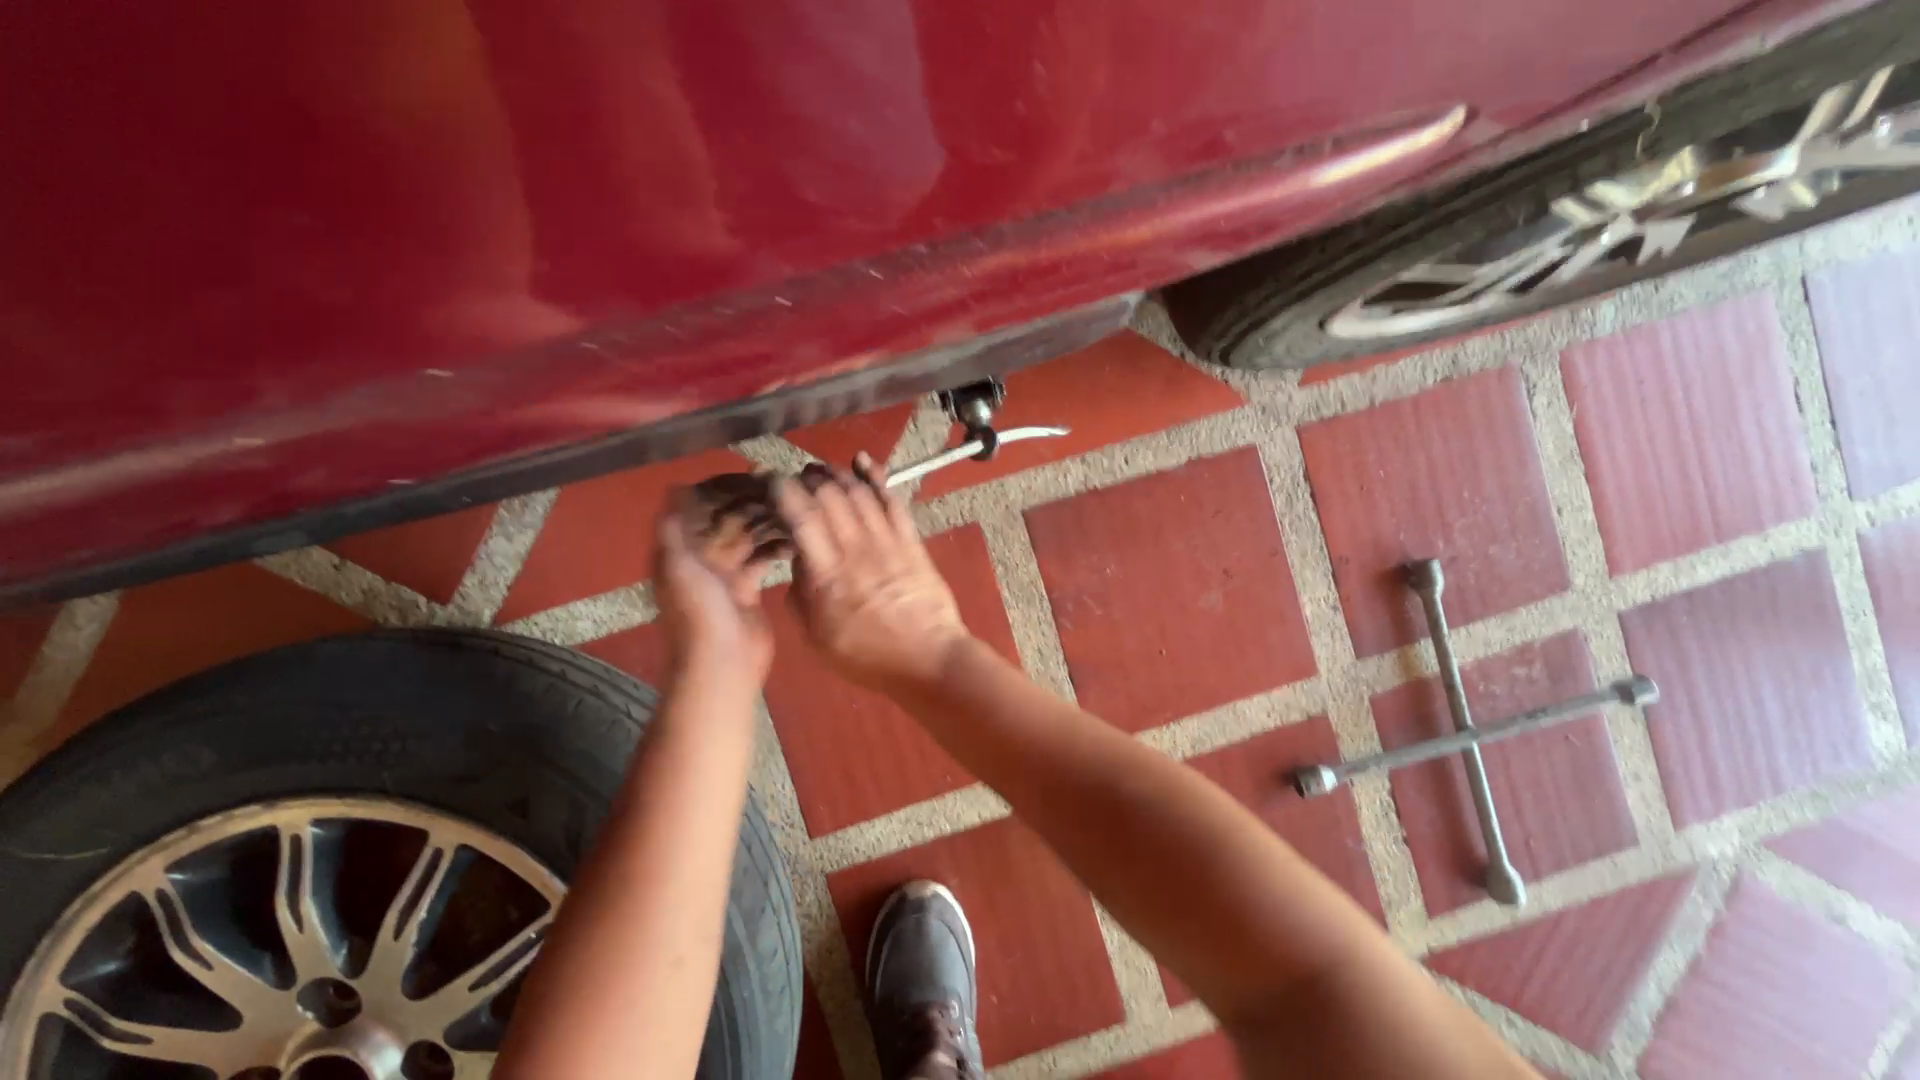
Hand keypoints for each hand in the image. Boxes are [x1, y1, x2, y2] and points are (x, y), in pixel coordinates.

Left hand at [653, 491, 779, 683]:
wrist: (723, 664)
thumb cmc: (700, 613)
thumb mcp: (678, 565)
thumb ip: (673, 525)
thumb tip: (674, 485)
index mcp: (681, 548)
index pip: (701, 506)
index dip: (725, 488)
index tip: (756, 474)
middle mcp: (700, 557)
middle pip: (728, 518)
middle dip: (752, 501)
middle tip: (786, 486)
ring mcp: (725, 573)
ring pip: (748, 536)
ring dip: (768, 520)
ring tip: (796, 505)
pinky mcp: (748, 589)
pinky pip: (762, 558)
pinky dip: (777, 546)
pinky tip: (797, 536)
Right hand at [775, 453, 969, 689]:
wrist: (928, 660)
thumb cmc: (867, 657)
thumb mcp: (817, 637)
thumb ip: (801, 595)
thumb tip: (799, 560)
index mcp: (827, 575)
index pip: (800, 516)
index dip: (780, 489)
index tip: (766, 478)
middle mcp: (855, 549)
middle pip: (828, 496)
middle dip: (806, 478)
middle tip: (794, 478)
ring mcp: (887, 541)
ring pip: (858, 492)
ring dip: (836, 474)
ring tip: (819, 470)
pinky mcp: (911, 541)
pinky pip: (892, 499)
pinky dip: (876, 475)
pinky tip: (862, 460)